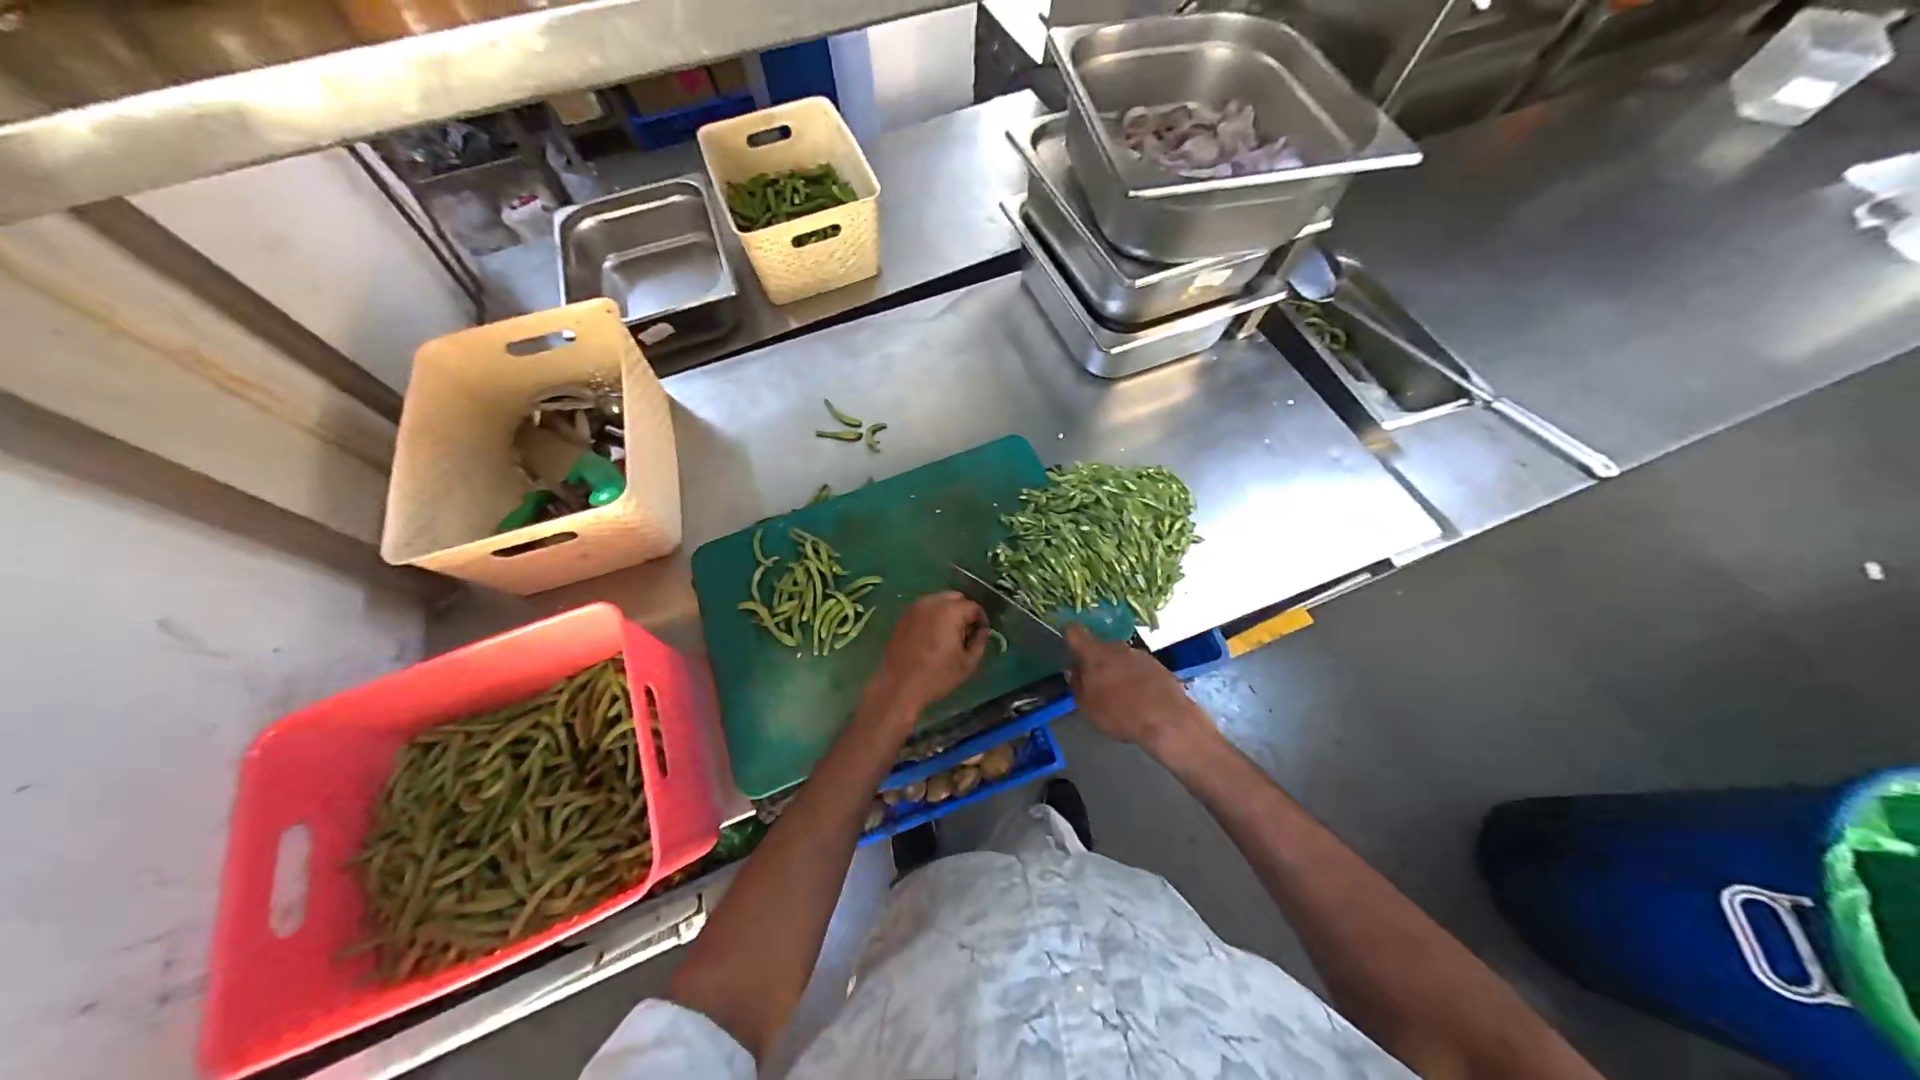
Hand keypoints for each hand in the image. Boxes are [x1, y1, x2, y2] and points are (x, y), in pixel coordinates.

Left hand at [865, 591, 987, 718]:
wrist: (900, 686)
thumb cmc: (937, 675)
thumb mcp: (967, 663)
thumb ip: (980, 642)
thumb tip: (983, 630)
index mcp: (949, 611)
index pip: (973, 607)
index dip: (981, 620)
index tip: (980, 635)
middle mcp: (930, 603)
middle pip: (954, 598)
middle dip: (963, 612)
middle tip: (964, 633)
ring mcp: (913, 609)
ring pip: (937, 601)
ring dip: (946, 612)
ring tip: (948, 635)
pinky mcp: (902, 618)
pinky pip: (922, 610)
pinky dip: (931, 617)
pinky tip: (930, 636)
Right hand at [1065, 623, 1212, 759]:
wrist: (1168, 719)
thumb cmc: (1120, 714)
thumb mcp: (1087, 706)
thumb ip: (1077, 685)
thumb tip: (1074, 670)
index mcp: (1094, 654)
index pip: (1075, 633)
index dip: (1069, 636)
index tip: (1069, 647)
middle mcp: (1117, 647)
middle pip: (1100, 648)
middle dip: (1096, 662)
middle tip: (1095, 684)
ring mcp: (1140, 655)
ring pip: (1121, 658)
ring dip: (1117, 670)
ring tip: (1120, 696)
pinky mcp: (1159, 665)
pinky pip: (1139, 668)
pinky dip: (1135, 678)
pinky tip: (1139, 699)